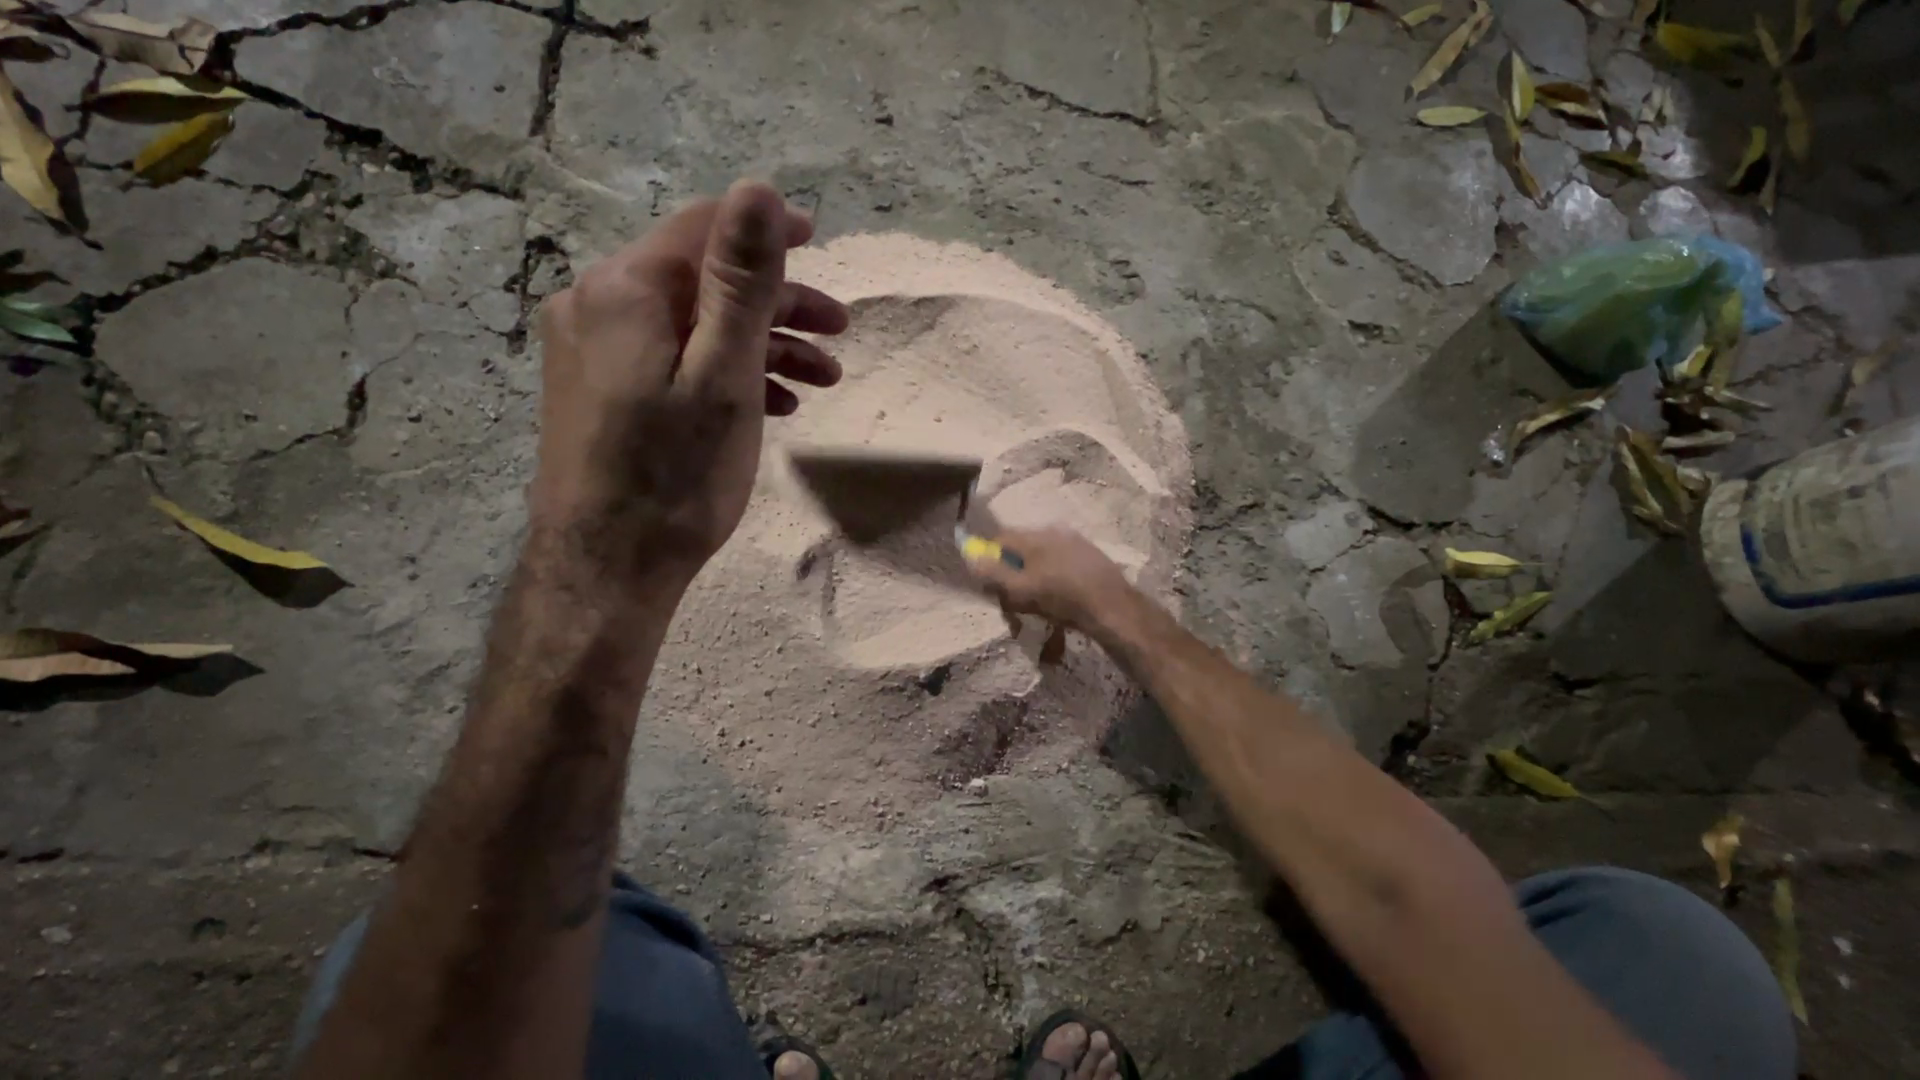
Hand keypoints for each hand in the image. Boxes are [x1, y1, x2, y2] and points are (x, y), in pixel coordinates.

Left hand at [530, 180, 849, 584]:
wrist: (606, 569)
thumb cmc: (676, 475)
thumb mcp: (723, 374)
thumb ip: (742, 280)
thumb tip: (759, 188)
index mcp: (624, 289)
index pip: (704, 227)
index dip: (769, 231)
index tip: (822, 242)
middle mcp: (595, 304)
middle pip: (701, 280)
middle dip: (777, 304)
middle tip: (839, 334)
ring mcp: (590, 349)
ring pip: (690, 324)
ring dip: (759, 344)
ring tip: (819, 382)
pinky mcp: (596, 389)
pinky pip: (669, 359)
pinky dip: (722, 371)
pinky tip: (769, 404)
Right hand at [963, 526, 1132, 632]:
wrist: (1113, 607)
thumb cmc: (1062, 598)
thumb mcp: (1021, 590)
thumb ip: (992, 574)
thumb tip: (969, 556)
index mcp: (1034, 536)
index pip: (1000, 538)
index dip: (988, 558)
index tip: (988, 582)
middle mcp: (1054, 531)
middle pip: (1022, 548)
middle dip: (1013, 571)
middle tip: (1013, 598)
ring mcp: (1076, 542)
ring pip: (1043, 557)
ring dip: (1034, 576)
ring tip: (1038, 603)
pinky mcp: (1092, 556)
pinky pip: (1062, 563)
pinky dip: (1054, 577)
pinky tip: (1061, 598)